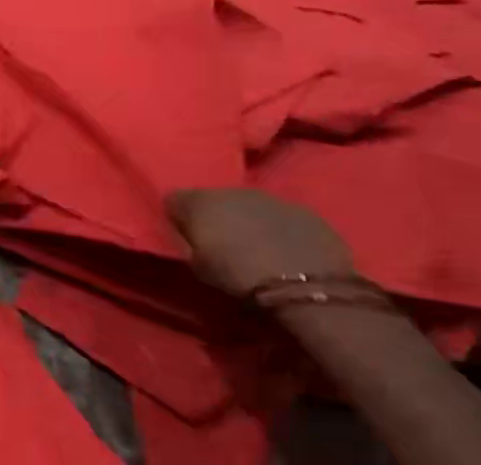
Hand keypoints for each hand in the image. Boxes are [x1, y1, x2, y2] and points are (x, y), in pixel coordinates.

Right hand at [167, 187, 354, 295]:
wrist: (308, 289)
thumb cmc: (240, 278)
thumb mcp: (197, 266)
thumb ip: (187, 242)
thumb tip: (188, 235)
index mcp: (196, 201)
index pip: (173, 200)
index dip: (180, 219)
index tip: (190, 238)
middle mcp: (228, 191)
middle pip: (213, 199)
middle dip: (217, 217)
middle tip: (227, 244)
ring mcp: (269, 198)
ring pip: (249, 205)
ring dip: (250, 221)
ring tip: (261, 247)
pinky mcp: (304, 211)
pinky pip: (284, 216)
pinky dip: (282, 229)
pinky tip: (290, 251)